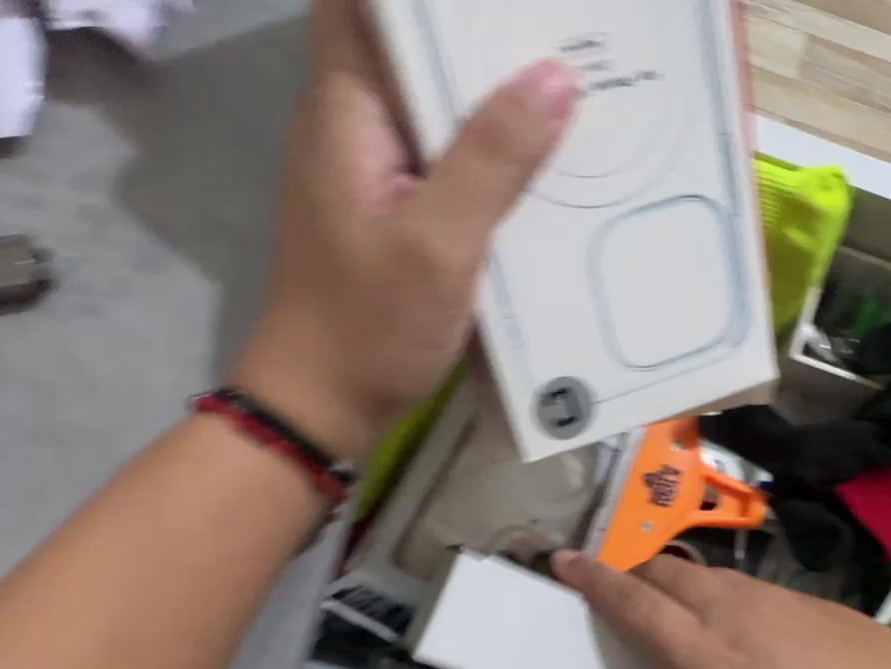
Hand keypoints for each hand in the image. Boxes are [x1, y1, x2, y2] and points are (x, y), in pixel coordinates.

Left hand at [232, 0, 575, 458]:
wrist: (324, 405)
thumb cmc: (368, 327)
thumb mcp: (438, 245)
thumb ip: (491, 160)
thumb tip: (554, 77)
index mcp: (345, 112)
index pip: (361, 2)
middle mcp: (351, 126)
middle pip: (408, 45)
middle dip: (478, 32)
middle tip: (558, 30)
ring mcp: (371, 171)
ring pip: (432, 103)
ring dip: (489, 91)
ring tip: (566, 79)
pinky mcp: (393, 212)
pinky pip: (443, 157)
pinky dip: (487, 149)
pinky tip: (539, 158)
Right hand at [553, 551, 890, 668]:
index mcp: (713, 658)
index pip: (637, 605)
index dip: (594, 580)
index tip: (560, 560)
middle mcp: (734, 612)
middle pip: (662, 571)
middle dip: (623, 570)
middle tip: (600, 588)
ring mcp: (772, 597)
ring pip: (699, 569)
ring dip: (663, 575)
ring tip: (651, 600)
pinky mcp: (801, 596)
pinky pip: (733, 578)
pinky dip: (703, 584)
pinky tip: (719, 619)